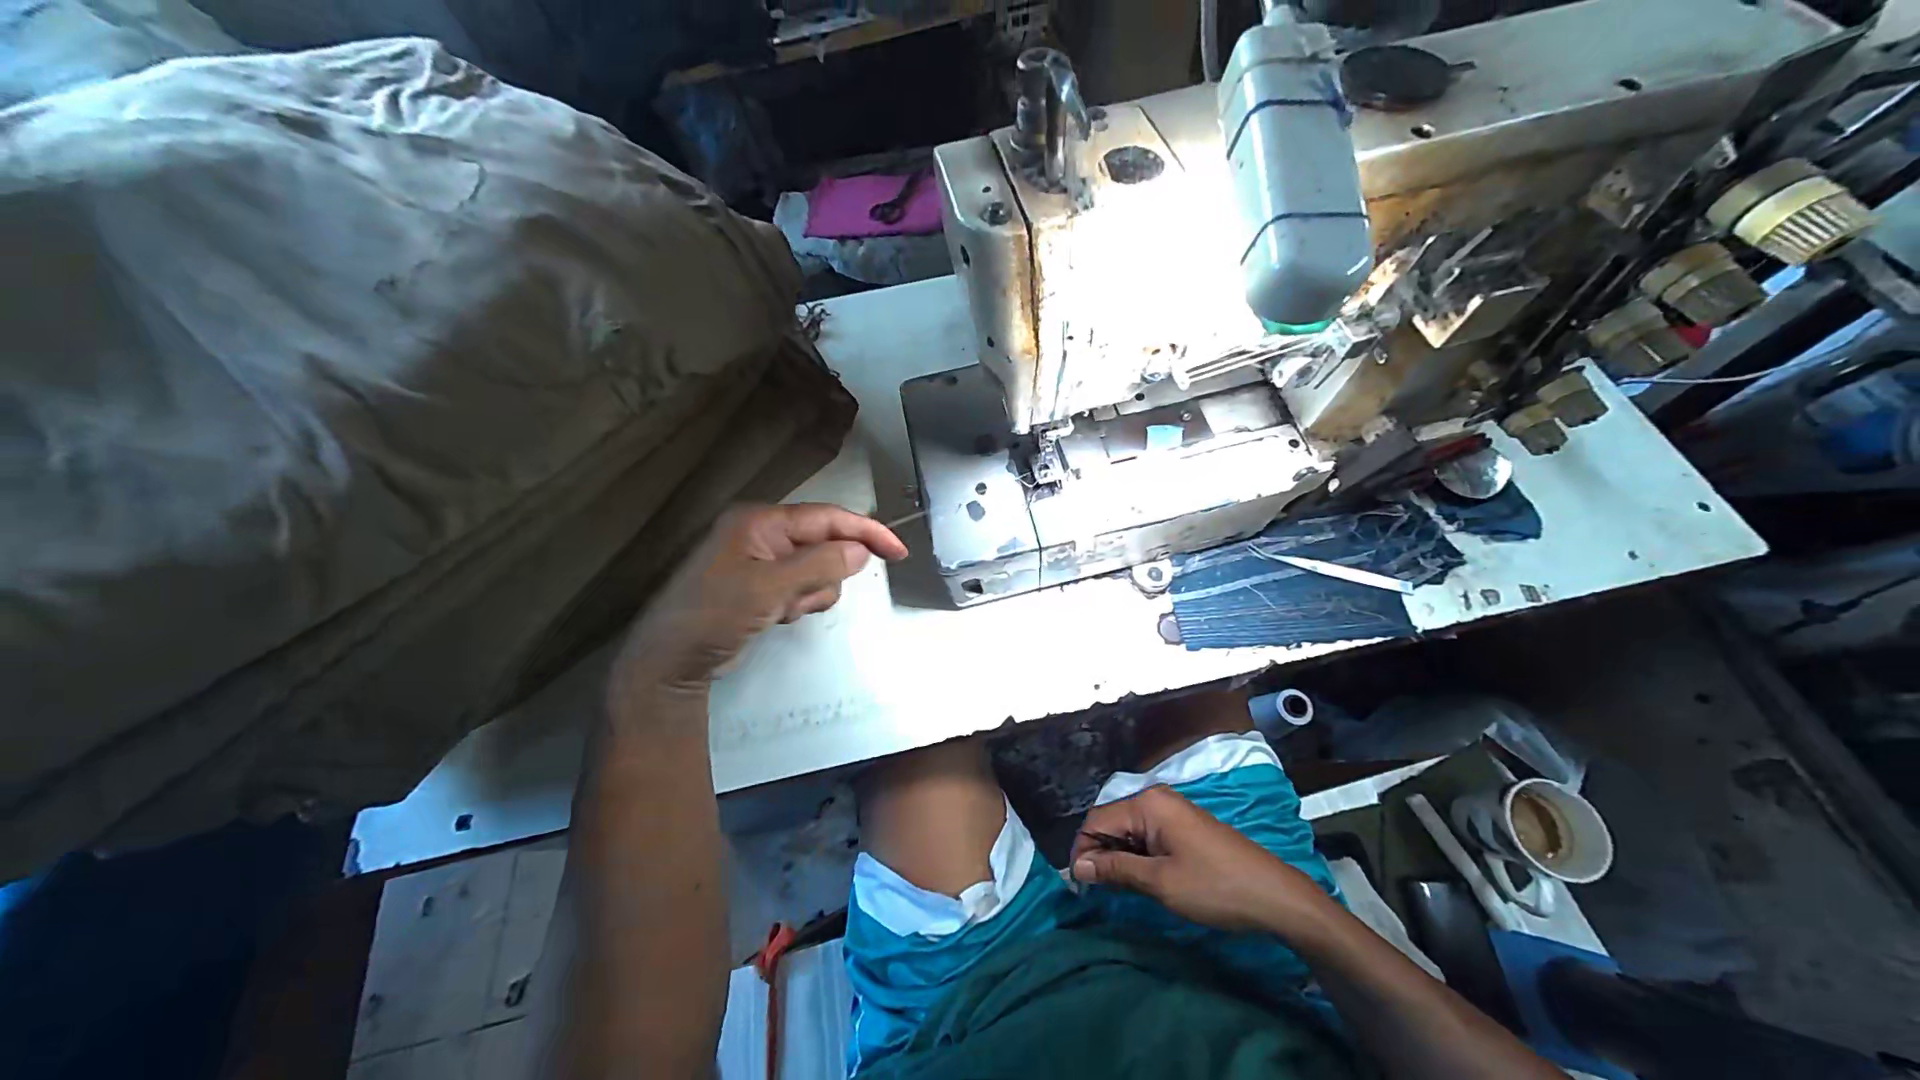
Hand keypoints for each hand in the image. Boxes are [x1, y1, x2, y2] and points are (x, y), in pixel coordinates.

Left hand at [611, 503, 906, 705]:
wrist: (670, 661)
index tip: (898, 552)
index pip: (827, 517)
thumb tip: (860, 550)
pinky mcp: (762, 587)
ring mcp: (762, 562)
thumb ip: (820, 565)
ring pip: (817, 572)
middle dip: (824, 577)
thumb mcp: (770, 588)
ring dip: (810, 595)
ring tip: (781, 612)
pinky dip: (798, 604)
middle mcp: (763, 535)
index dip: (866, 532)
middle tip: (801, 600)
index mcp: (760, 521)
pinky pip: (801, 589)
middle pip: (824, 545)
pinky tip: (775, 618)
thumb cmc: (713, 615)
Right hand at [1069, 785, 1336, 936]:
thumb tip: (1077, 866)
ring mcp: (1172, 810)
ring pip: (1128, 830)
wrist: (1276, 896)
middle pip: (1111, 822)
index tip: (1079, 884)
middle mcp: (1157, 798)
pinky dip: (1137, 855)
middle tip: (1097, 890)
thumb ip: (1115, 869)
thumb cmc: (1215, 887)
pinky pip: (1147, 834)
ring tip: (1118, 888)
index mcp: (1148, 803)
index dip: (1082, 850)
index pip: (1096, 820)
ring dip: (1118, 856)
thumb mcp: (1160, 882)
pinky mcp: (1184, 826)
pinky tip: (1140, 878)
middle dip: (1099, 853)